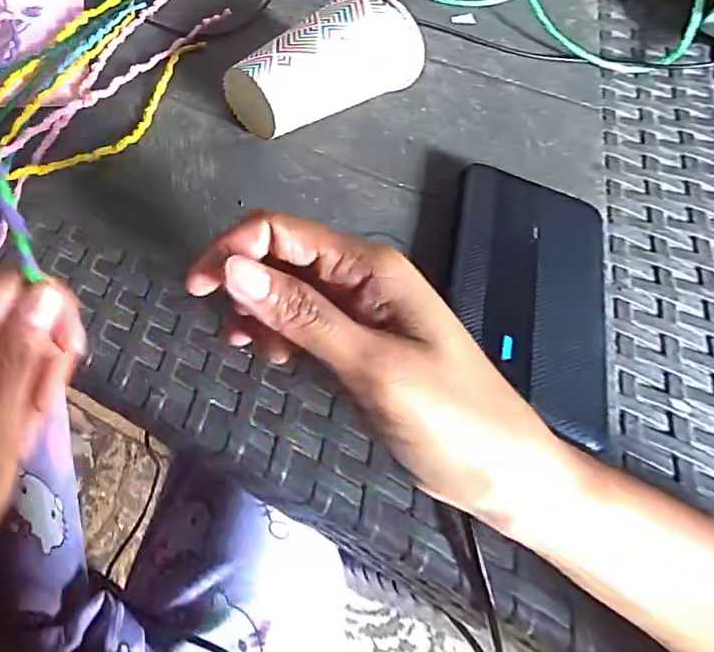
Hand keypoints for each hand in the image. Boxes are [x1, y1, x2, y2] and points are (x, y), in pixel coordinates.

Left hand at [0, 269, 85, 637]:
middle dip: (37, 350)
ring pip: (4, 329)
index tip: (64, 362)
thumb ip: (24, 358)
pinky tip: (3, 422)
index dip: (50, 313)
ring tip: (18, 426)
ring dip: (25, 371)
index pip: (14, 284)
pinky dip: (6, 379)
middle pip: (10, 306)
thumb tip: (49, 291)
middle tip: (36, 411)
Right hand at [185, 211, 574, 529]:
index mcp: (368, 266)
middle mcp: (358, 275)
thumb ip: (302, 315)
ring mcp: (355, 306)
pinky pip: (297, 317)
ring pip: (282, 286)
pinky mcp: (352, 336)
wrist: (513, 481)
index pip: (281, 231)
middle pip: (278, 255)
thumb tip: (234, 269)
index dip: (233, 249)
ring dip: (255, 308)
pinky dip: (273, 330)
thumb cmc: (454, 422)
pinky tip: (270, 354)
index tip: (199, 287)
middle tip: (226, 324)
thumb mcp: (372, 367)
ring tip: (246, 345)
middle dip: (241, 280)